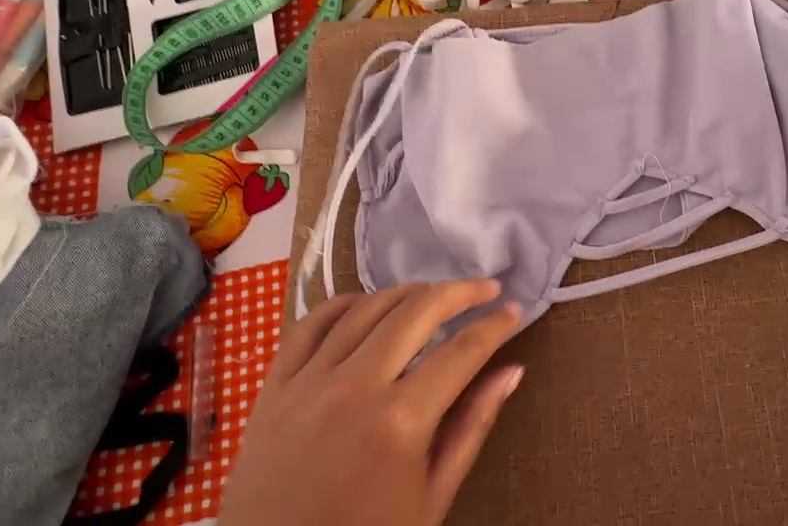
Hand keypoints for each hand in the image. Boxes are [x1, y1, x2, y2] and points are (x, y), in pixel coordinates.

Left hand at [218, 280, 523, 525]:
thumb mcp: (431, 499)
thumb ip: (471, 428)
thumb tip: (512, 371)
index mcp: (400, 423)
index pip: (462, 352)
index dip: (494, 326)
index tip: (514, 311)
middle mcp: (355, 388)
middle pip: (416, 312)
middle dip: (459, 292)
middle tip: (485, 288)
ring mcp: (308, 384)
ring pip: (366, 309)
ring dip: (407, 293)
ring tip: (433, 295)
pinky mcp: (274, 389)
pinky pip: (309, 326)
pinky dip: (342, 304)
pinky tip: (367, 305)